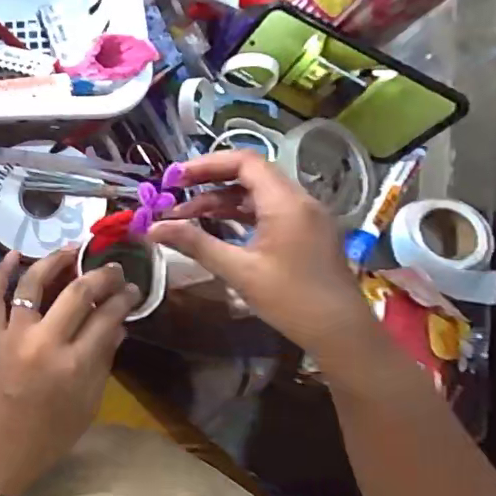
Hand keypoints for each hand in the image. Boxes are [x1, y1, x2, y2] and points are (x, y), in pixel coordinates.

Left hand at [0, 249, 141, 495]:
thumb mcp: (87, 404)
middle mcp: (45, 342)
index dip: (124, 298)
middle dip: (101, 275)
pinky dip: (1, 271)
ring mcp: (13, 335)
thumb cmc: (48, 436)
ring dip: (55, 260)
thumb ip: (103, 361)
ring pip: (33, 282)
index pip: (107, 317)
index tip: (133, 289)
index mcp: (75, 365)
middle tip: (113, 269)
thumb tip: (118, 325)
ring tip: (73, 251)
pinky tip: (15, 253)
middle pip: (77, 292)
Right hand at [149, 151, 377, 364]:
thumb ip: (196, 244)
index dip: (206, 164)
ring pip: (258, 193)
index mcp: (286, 203)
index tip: (174, 178)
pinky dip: (240, 213)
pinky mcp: (307, 231)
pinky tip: (216, 227)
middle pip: (250, 173)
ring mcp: (306, 216)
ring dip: (222, 200)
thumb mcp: (239, 271)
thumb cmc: (292, 300)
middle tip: (175, 193)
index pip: (244, 162)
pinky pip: (269, 209)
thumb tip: (153, 229)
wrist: (342, 334)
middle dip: (209, 181)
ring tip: (187, 216)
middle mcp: (299, 200)